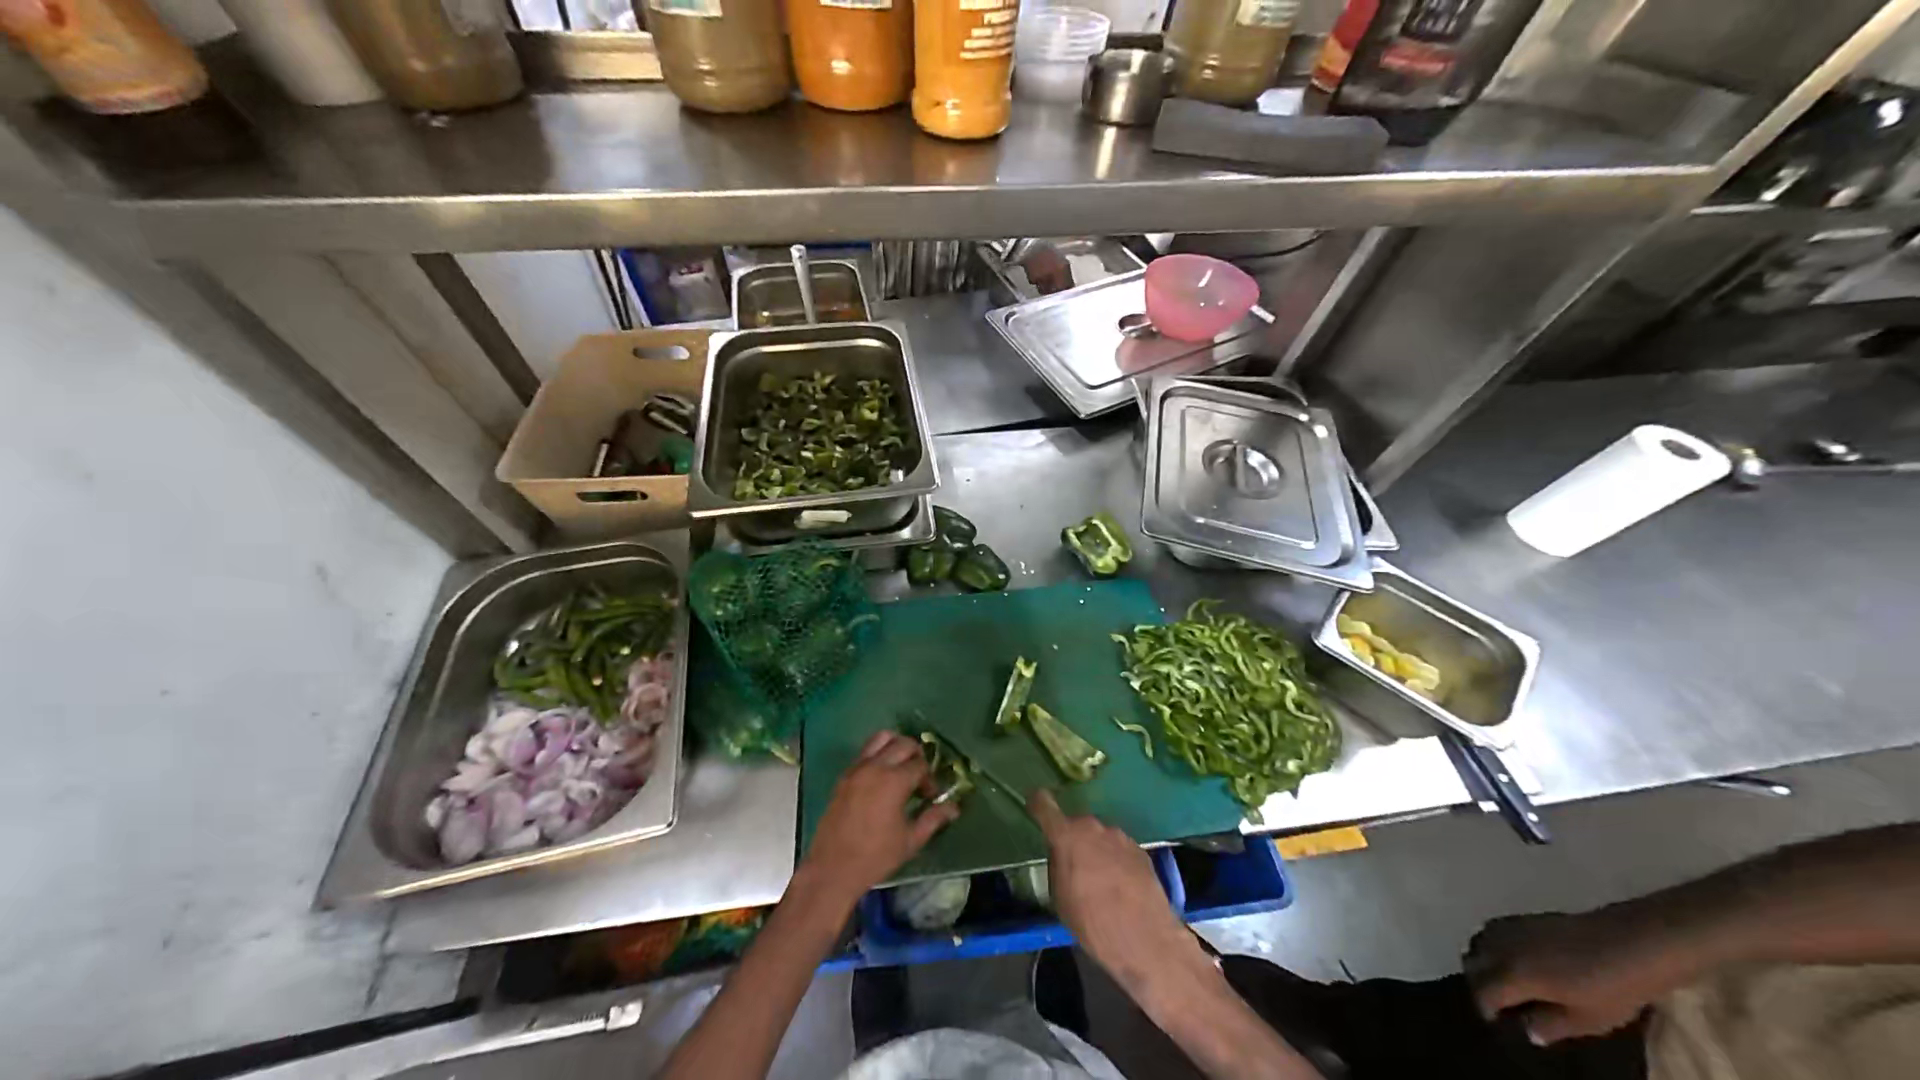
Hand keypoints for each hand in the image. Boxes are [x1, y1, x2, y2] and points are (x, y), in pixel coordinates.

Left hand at [801, 732, 959, 904]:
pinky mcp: (844, 775)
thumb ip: (933, 819)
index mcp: (894, 781)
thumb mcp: (911, 840)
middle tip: (919, 778)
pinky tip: (882, 778)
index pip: (920, 765)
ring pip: (881, 738)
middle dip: (917, 756)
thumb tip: (954, 807)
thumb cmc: (875, 856)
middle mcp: (875, 767)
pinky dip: (878, 754)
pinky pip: (865, 751)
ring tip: (902, 768)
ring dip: (896, 746)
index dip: (930, 779)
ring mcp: (857, 768)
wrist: (832, 868)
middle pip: (903, 743)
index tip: (930, 797)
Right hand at [1029, 789, 1209, 993]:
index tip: (1035, 806)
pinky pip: (1119, 850)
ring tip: (1101, 881)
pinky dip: (1116, 861)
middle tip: (1074, 866)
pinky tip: (1121, 886)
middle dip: (1073, 840)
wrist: (1143, 938)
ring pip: (1100, 837)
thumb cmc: (1091, 921)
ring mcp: (1120, 837)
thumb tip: (1063, 856)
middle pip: (1077, 826)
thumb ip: (1058, 865)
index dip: (1038, 804)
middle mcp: (1093, 828)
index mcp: (1066, 836)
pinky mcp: (1141, 850)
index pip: (1044, 805)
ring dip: (1097, 851)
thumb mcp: (1059, 896)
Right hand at [1466, 909, 1701, 1044]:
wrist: (1627, 946)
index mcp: (1513, 975)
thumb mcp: (1586, 1020)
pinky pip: (1490, 931)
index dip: (1487, 1010)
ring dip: (1483, 962)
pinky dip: (1491, 945)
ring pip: (1477, 944)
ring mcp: (1508, 929)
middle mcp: (1500, 948)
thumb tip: (1527, 1030)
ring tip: (1504, 978)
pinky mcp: (1519, 918)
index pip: (1483, 993)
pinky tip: (1513, 956)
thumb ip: (1550, 1026)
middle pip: (1472, 964)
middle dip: (1479, 984)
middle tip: (1501, 1002)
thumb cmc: (1609, 989)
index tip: (1499, 1022)